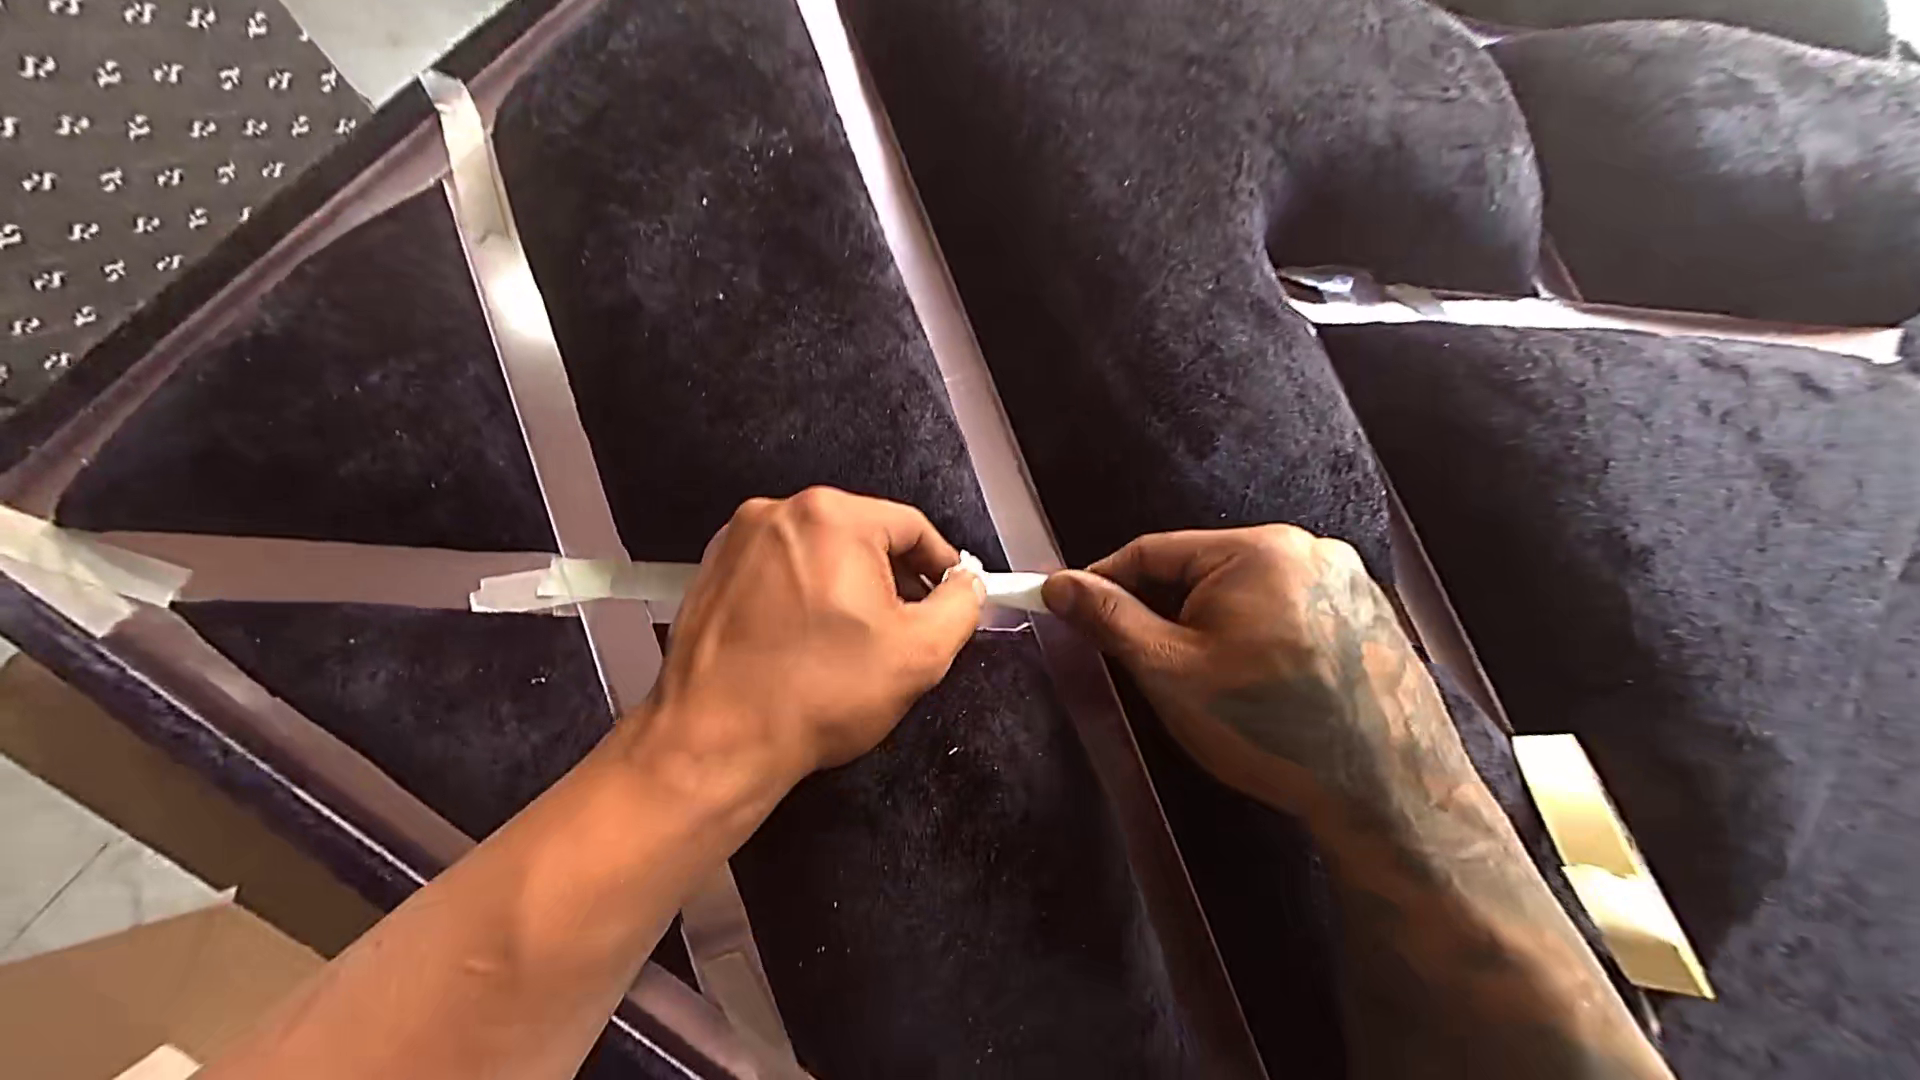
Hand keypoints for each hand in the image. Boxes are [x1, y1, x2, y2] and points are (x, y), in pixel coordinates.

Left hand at [625, 488, 983, 817]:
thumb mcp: (920, 653)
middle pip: (865, 535)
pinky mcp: (714, 569)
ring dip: (848, 586)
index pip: (912, 527)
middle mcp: (779, 513)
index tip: (948, 596)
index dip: (940, 565)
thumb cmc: (815, 695)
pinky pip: (781, 568)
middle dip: (893, 579)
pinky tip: (809, 640)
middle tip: (905, 627)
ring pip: (822, 551)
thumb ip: (961, 606)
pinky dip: (805, 593)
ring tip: (853, 642)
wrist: (714, 743)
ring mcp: (739, 540)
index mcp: (833, 518)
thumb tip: (965, 585)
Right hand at [1043, 525, 1463, 825]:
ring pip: (1240, 589)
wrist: (1391, 799)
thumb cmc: (1267, 727)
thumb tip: (1058, 584)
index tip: (1076, 608)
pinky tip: (1250, 677)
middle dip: (1160, 608)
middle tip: (1139, 655)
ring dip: (1204, 622)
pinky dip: (1249, 632)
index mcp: (1258, 549)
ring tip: (1197, 674)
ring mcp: (1345, 581)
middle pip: (1200, 568)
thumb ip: (1109, 618)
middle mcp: (1308, 549)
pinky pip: (1282, 607)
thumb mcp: (1169, 670)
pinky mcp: (1366, 614)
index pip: (1154, 550)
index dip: (1105, 579)